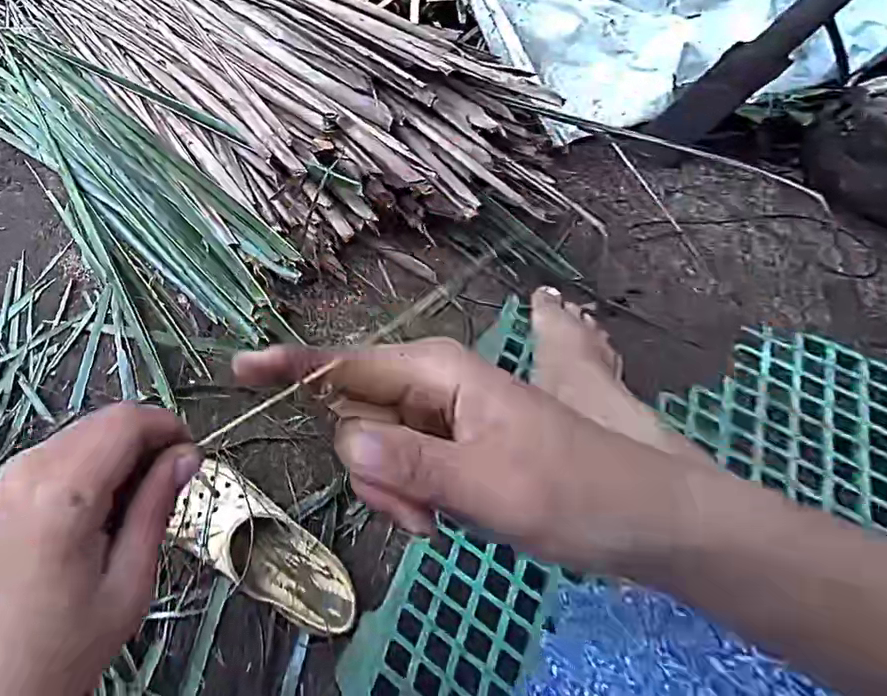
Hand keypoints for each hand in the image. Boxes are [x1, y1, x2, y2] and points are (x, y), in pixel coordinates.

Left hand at [0, 403, 201, 695]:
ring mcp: (15, 470)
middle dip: (146, 438)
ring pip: (87, 429)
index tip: (191, 454)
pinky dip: (95, 459)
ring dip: (121, 448)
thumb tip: (186, 457)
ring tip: (137, 501)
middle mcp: (33, 465)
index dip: (166, 426)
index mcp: (63, 490)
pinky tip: (104, 504)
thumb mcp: (127, 584)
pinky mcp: (8, 481)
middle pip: (105, 419)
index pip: (125, 421)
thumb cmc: (62, 647)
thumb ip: (156, 508)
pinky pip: (65, 447)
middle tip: (171, 481)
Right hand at [232, 339, 707, 573]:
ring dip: (390, 490)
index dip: (291, 366)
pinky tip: (438, 517)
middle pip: (352, 415)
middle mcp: (425, 381)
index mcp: (434, 369)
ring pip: (371, 446)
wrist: (644, 519)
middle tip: (417, 514)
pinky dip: (404, 497)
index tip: (242, 367)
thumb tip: (344, 444)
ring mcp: (433, 412)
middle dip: (369, 466)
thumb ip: (412, 465)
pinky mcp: (440, 442)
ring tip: (437, 520)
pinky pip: (394, 464)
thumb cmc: (574, 490)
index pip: (345, 364)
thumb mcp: (492, 484)